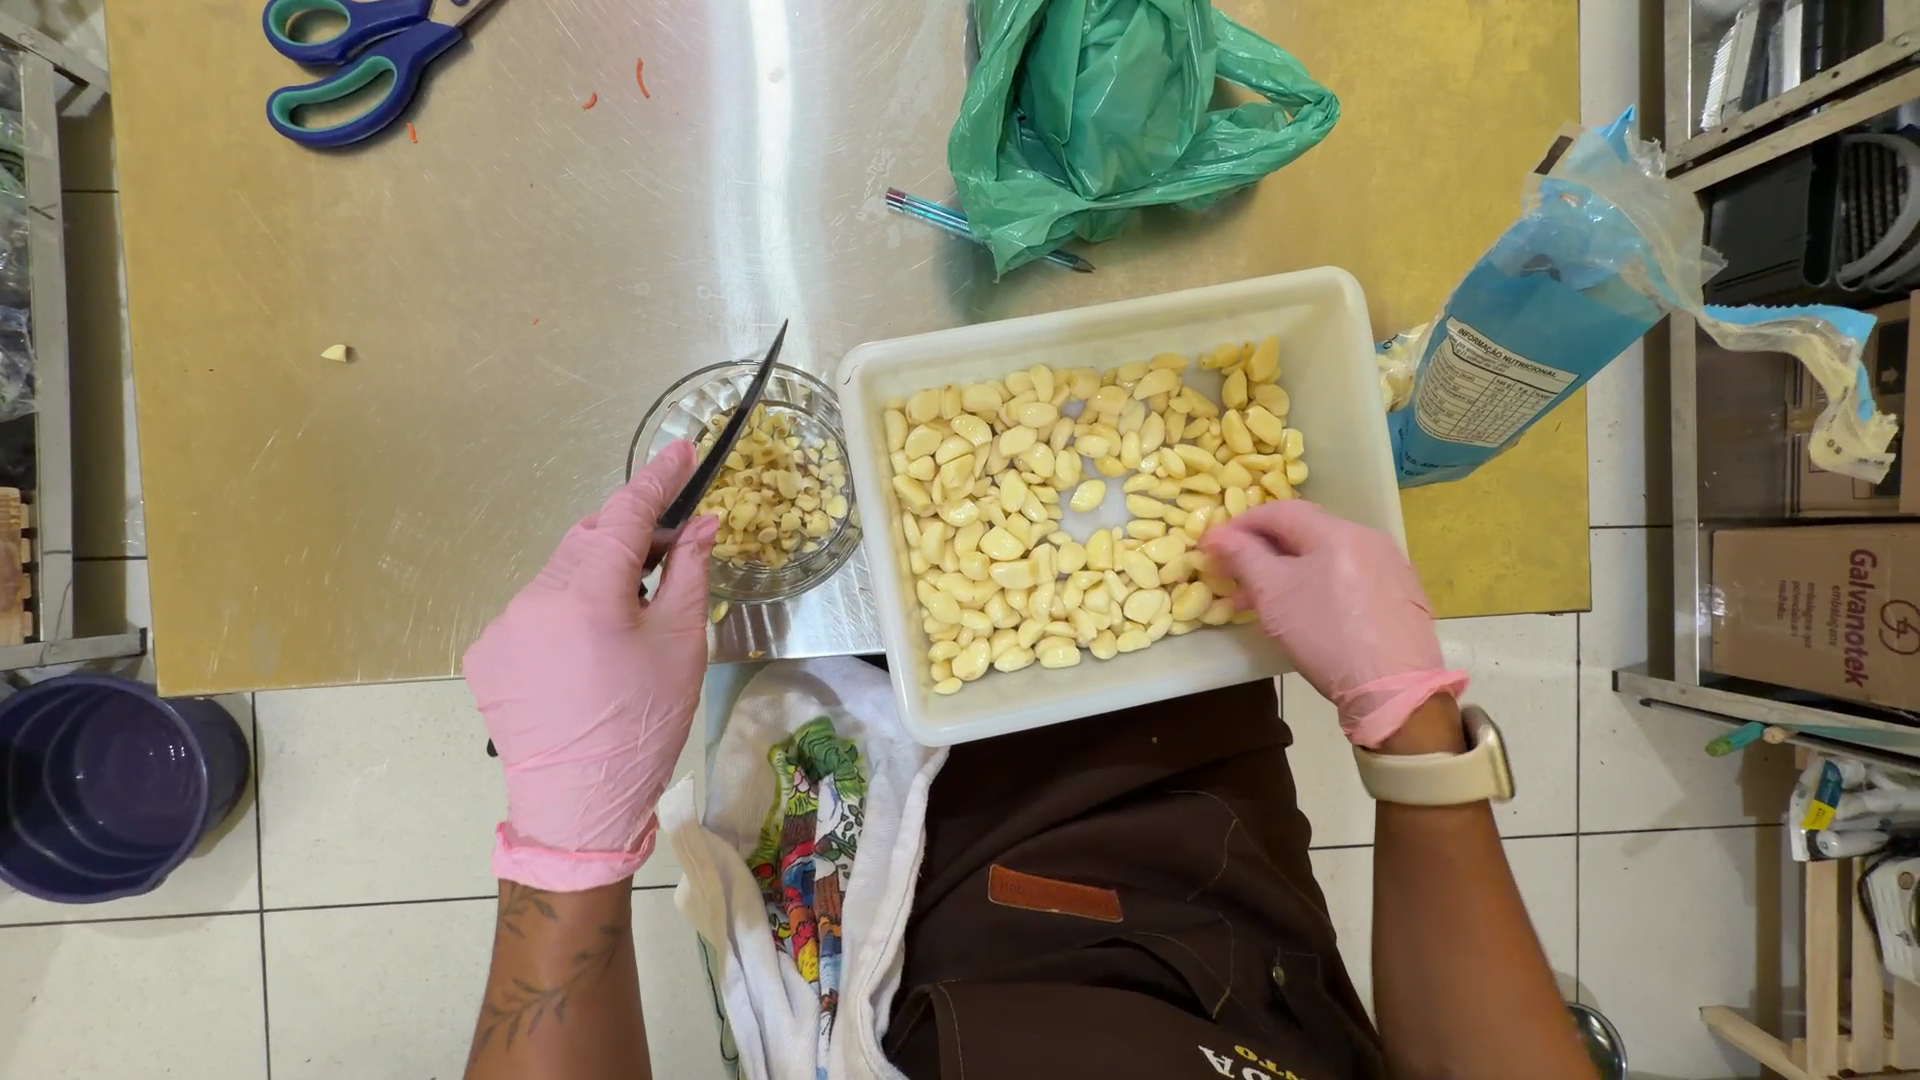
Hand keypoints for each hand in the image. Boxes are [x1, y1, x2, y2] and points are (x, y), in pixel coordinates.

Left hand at [463, 440, 719, 890]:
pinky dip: (574, 603)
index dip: (656, 479)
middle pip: (589, 540)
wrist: (579, 804)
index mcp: (583, 594)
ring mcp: (502, 626)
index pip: (624, 515)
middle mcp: (530, 598)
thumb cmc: (644, 723)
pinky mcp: (489, 652)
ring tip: (639, 602)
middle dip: (633, 531)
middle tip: (677, 541)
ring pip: (563, 572)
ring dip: (603, 570)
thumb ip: (689, 574)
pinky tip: (596, 639)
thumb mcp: (681, 645)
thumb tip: (702, 524)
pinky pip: (540, 606)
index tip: (682, 447)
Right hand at [1200, 500, 1466, 747]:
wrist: (1394, 688)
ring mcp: (1389, 568)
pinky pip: (1346, 579)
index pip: (1280, 511)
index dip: (1240, 524)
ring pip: (1324, 558)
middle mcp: (1368, 539)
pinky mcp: (1400, 597)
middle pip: (1303, 533)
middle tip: (1232, 577)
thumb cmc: (1325, 633)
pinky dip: (1315, 586)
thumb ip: (1242, 556)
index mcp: (1337, 532)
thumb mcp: (1272, 593)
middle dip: (1261, 553)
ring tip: (1259, 604)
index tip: (1213, 546)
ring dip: (1285, 573)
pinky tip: (1301, 614)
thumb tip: (1216, 534)